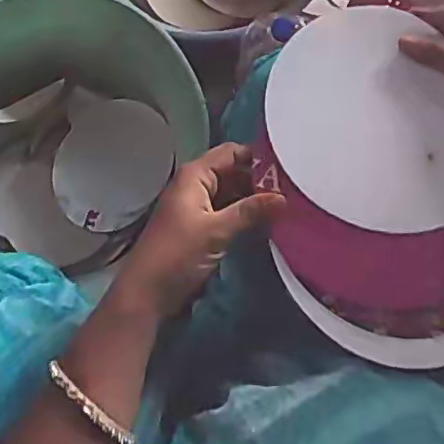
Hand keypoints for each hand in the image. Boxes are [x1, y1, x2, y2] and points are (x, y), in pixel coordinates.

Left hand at [110, 144, 285, 319]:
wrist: (148, 291)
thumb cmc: (177, 254)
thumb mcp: (215, 231)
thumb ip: (249, 212)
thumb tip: (283, 197)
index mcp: (195, 175)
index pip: (231, 153)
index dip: (257, 158)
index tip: (289, 168)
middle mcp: (197, 184)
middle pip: (233, 172)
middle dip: (260, 180)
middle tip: (295, 190)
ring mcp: (199, 206)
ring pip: (233, 193)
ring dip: (255, 198)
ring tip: (290, 205)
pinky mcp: (202, 226)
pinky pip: (229, 211)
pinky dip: (246, 214)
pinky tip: (269, 221)